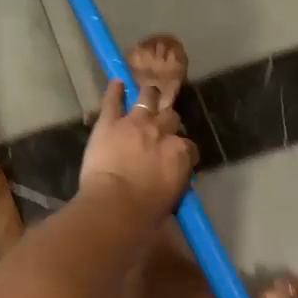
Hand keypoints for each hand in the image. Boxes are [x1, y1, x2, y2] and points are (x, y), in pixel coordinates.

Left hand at [77, 79, 197, 221]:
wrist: (114, 205)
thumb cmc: (146, 214)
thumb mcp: (172, 200)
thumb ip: (174, 181)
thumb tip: (170, 180)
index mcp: (180, 154)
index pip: (189, 147)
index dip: (182, 151)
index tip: (176, 156)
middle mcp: (160, 132)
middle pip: (170, 117)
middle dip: (167, 121)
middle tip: (160, 126)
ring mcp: (134, 122)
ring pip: (146, 98)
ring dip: (147, 97)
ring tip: (146, 94)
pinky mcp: (109, 121)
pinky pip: (112, 100)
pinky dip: (114, 91)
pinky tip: (116, 83)